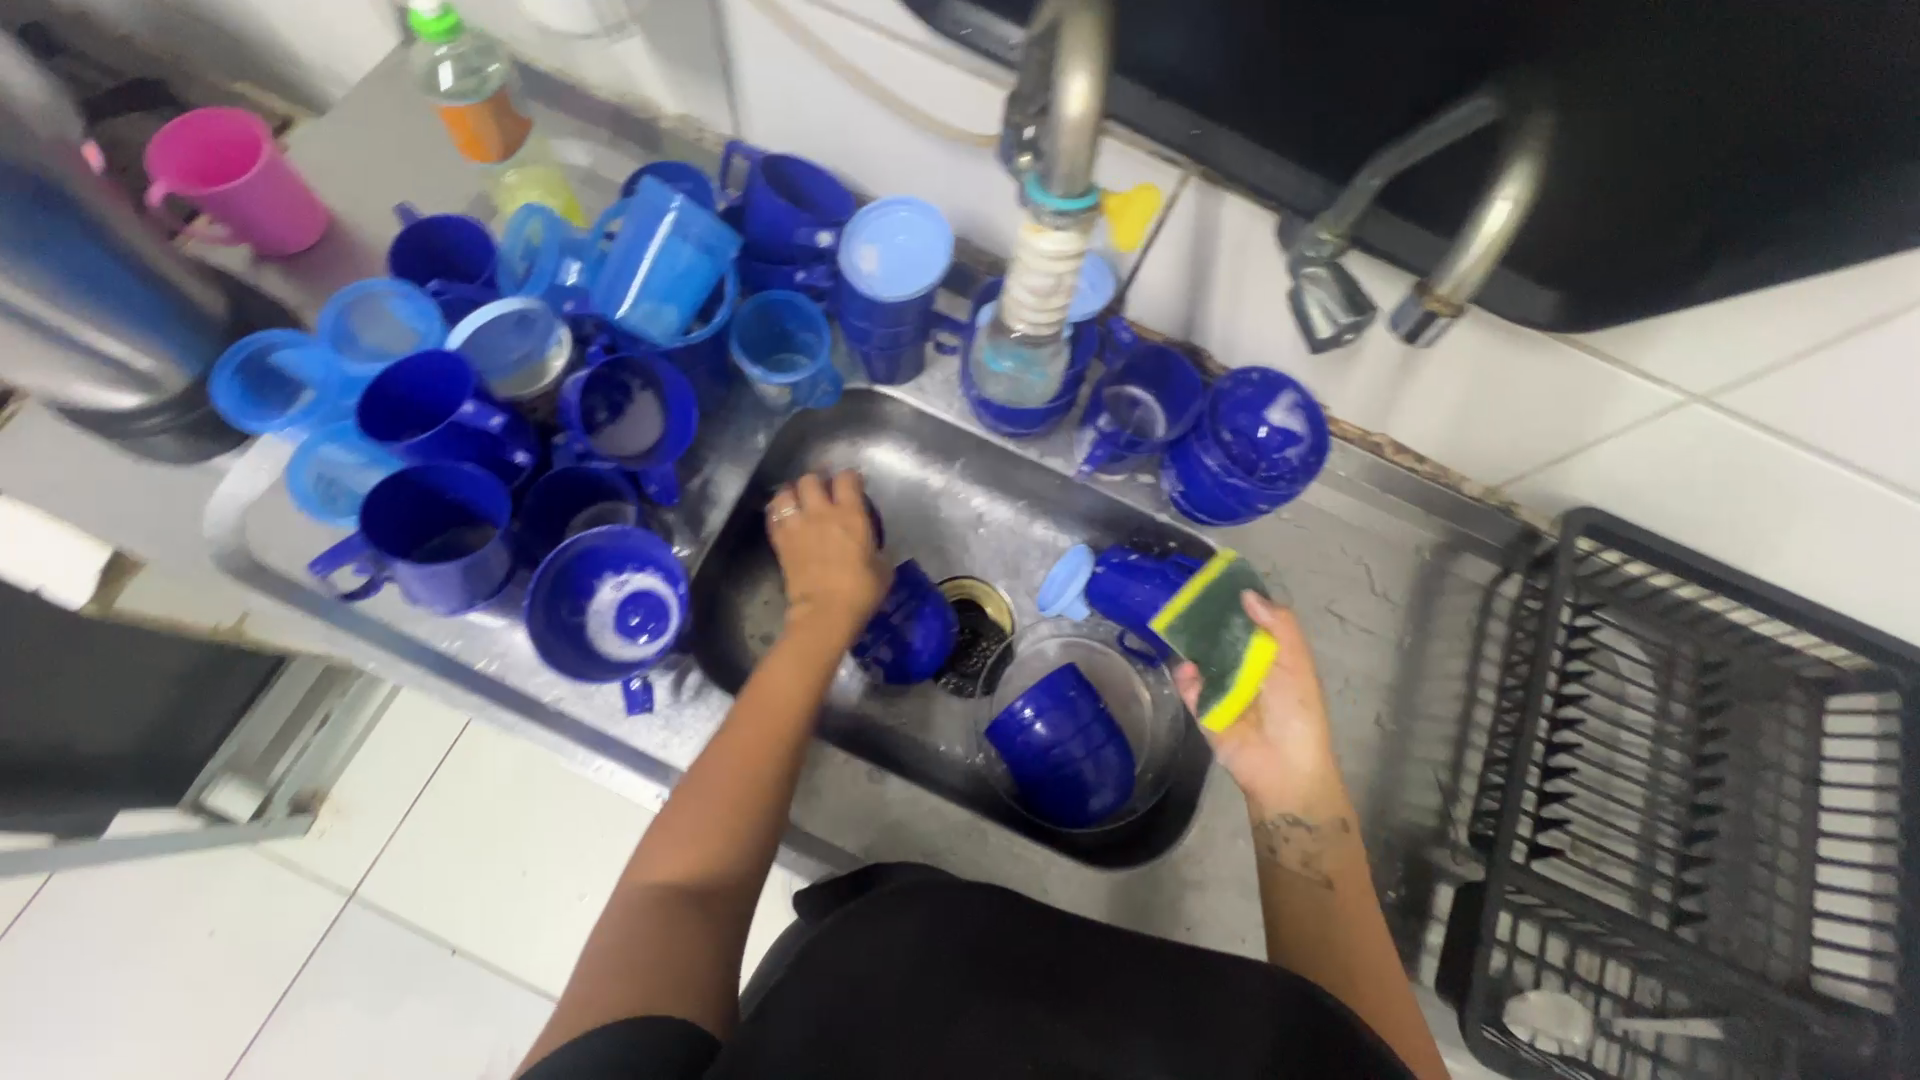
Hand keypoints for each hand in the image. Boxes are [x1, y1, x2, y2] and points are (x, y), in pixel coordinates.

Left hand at [765, 470, 888, 645]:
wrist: (826, 612)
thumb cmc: (861, 591)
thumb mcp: (883, 567)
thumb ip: (876, 548)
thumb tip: (873, 546)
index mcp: (851, 514)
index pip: (847, 478)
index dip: (850, 477)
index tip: (854, 483)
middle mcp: (822, 512)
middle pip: (810, 479)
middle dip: (816, 481)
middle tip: (821, 491)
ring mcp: (797, 525)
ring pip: (785, 492)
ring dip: (791, 493)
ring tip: (797, 500)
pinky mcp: (780, 542)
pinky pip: (772, 516)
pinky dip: (776, 512)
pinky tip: (783, 517)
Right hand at [1172, 590, 1345, 813]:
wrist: (1282, 766)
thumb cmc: (1297, 711)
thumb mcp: (1297, 663)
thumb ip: (1278, 625)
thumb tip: (1247, 593)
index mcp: (1273, 658)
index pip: (1251, 623)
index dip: (1237, 604)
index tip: (1217, 581)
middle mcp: (1246, 670)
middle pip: (1222, 638)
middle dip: (1207, 621)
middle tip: (1188, 598)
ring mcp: (1223, 690)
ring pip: (1202, 659)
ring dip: (1192, 645)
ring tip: (1178, 625)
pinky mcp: (1203, 710)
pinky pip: (1189, 688)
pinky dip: (1185, 677)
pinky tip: (1187, 668)